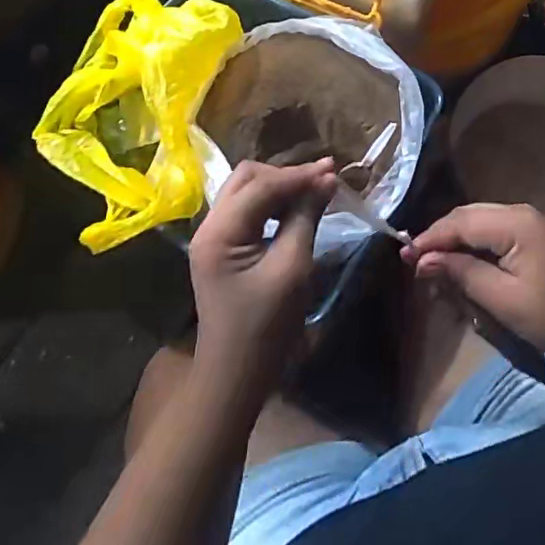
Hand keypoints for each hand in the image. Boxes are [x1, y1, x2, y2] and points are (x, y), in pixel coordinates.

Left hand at [189, 159, 337, 375]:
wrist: (236, 374)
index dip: (299, 175)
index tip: (334, 170)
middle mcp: (209, 227)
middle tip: (323, 181)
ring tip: (314, 190)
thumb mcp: (293, 268)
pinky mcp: (222, 248)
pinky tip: (295, 209)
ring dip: (280, 186)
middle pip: (247, 178)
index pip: (262, 186)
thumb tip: (327, 180)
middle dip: (285, 175)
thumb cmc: (266, 325)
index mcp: (220, 233)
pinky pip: (247, 209)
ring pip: (246, 190)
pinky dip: (272, 203)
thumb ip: (306, 217)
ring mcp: (213, 237)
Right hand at [402, 203, 544, 363]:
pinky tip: (463, 276)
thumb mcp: (504, 301)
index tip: (403, 261)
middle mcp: (517, 212)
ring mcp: (524, 223)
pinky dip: (472, 254)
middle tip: (417, 272)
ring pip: (474, 226)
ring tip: (437, 278)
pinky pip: (489, 236)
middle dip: (439, 242)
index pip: (459, 222)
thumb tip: (422, 260)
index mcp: (513, 223)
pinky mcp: (527, 237)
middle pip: (464, 218)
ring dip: (454, 249)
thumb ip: (462, 275)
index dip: (429, 240)